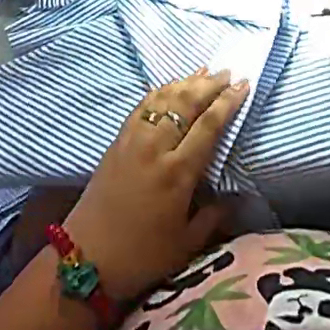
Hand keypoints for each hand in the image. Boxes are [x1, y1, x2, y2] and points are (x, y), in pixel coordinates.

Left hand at [62, 69, 250, 302]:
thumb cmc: (141, 255)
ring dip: (186, 82)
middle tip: (228, 72)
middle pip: (187, 103)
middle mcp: (156, 148)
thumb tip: (234, 195)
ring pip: (164, 99)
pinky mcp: (118, 140)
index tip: (243, 84)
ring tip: (205, 72)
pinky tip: (170, 86)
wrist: (86, 257)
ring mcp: (134, 140)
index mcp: (177, 173)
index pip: (209, 125)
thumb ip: (213, 216)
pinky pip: (142, 106)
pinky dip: (160, 91)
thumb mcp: (186, 244)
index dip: (228, 102)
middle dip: (210, 85)